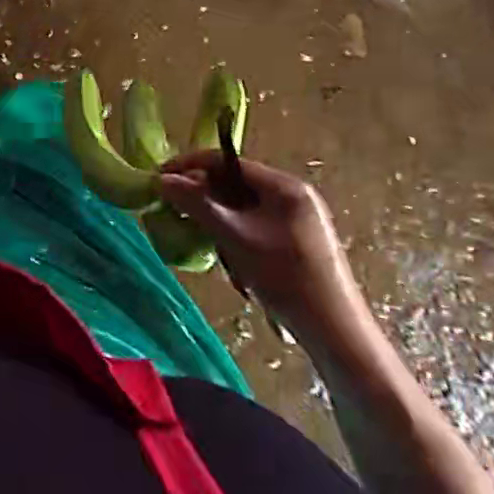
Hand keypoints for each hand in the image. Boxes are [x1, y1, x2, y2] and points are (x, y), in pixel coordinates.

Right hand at [158, 150, 365, 334]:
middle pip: (231, 181)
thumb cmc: (285, 276)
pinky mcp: (294, 238)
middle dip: (200, 193)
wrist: (335, 332)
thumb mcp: (233, 236)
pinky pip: (250, 220)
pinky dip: (230, 229)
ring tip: (194, 229)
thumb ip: (195, 202)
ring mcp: (295, 217)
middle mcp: (292, 195)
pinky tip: (222, 248)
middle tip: (171, 206)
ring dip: (213, 214)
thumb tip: (161, 179)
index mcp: (284, 186)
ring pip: (238, 203)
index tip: (158, 178)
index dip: (188, 166)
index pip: (225, 161)